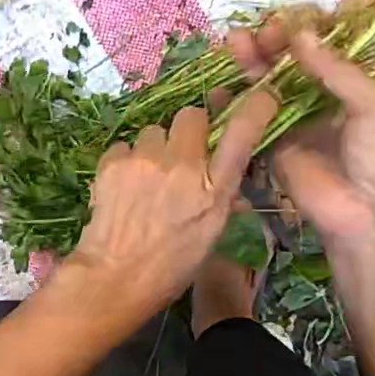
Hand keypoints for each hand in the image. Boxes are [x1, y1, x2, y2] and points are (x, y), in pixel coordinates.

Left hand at [64, 90, 278, 319]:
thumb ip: (223, 196)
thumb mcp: (212, 232)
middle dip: (191, 129)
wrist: (115, 279)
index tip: (262, 96)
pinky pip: (126, 145)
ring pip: (154, 130)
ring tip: (149, 178)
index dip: (254, 107)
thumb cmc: (172, 264)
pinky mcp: (113, 162)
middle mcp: (183, 165)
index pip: (243, 131)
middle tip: (184, 156)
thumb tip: (230, 178)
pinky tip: (126, 186)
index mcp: (215, 188)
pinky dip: (128, 160)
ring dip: (156, 147)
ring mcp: (146, 160)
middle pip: (191, 115)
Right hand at [226, 24, 374, 249]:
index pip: (326, 51)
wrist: (370, 219)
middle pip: (293, 66)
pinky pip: (256, 122)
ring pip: (271, 88)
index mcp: (357, 87)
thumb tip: (300, 35)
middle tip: (255, 34)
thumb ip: (335, 69)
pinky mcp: (276, 150)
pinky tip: (223, 85)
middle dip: (273, 46)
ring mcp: (300, 126)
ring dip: (252, 66)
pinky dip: (238, 103)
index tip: (284, 25)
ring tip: (235, 44)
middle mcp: (327, 102)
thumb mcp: (373, 104)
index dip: (304, 35)